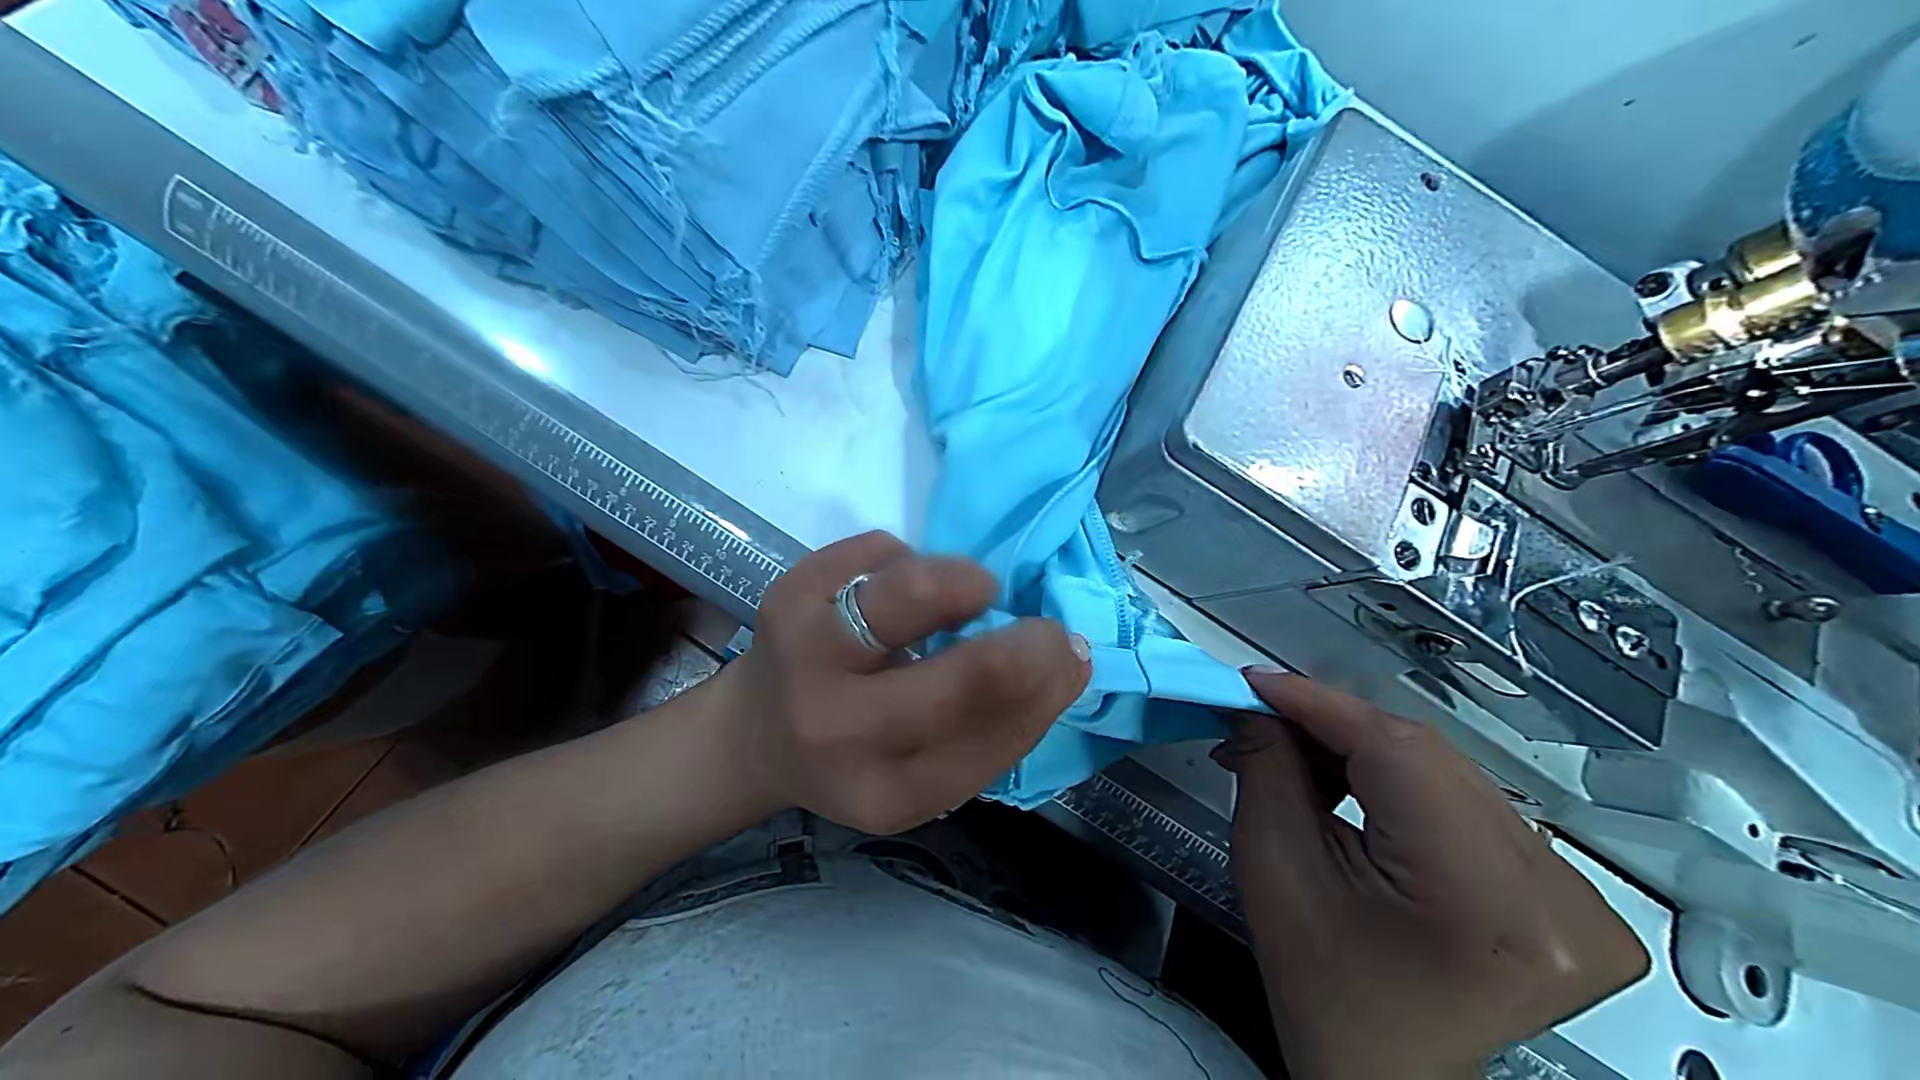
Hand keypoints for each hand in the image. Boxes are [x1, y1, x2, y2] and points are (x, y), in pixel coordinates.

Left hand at [709, 530, 1090, 834]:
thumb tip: (1065, 656)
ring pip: (915, 591)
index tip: (1069, 656)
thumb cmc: (857, 754)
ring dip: (966, 582)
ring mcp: (808, 658)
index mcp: (888, 791)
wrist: (756, 732)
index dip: (1047, 687)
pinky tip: (900, 588)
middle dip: (1030, 642)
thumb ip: (991, 728)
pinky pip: (881, 549)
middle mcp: (841, 732)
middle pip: (967, 674)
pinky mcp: (787, 597)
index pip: (995, 737)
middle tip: (1042, 626)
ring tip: (970, 593)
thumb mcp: (924, 772)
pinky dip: (911, 558)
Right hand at [1219, 671, 1649, 1079]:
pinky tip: (1349, 786)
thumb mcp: (1273, 870)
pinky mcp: (1573, 894)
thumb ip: (1266, 770)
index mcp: (1485, 901)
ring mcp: (1579, 896)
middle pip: (1424, 757)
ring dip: (1361, 751)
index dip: (1320, 706)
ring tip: (1296, 756)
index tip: (1258, 682)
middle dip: (1332, 728)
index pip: (1398, 753)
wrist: (1385, 1071)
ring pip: (1443, 770)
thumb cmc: (1324, 988)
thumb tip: (1262, 707)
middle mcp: (1557, 895)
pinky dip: (1399, 781)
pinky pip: (1465, 798)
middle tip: (1264, 721)